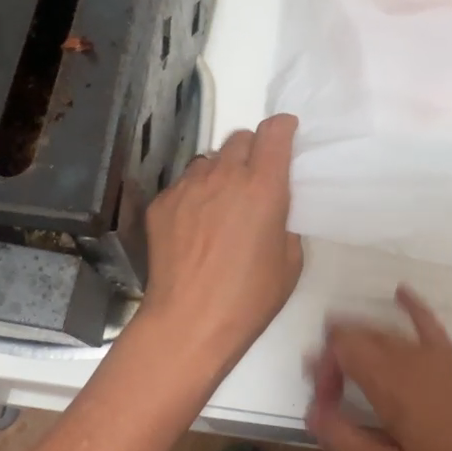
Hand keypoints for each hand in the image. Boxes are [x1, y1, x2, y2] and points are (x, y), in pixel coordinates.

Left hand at [138, 114, 302, 365]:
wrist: (189, 322)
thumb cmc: (250, 297)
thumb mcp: (290, 261)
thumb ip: (286, 221)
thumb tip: (274, 210)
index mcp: (263, 186)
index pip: (274, 131)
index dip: (283, 128)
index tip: (287, 135)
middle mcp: (224, 176)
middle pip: (239, 138)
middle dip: (252, 149)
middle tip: (256, 177)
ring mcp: (187, 188)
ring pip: (208, 160)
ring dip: (221, 171)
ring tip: (223, 202)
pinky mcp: (161, 204)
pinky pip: (184, 185)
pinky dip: (195, 194)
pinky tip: (197, 226)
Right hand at [306, 287, 451, 450]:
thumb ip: (342, 440)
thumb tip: (312, 409)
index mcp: (390, 382)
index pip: (340, 347)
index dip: (323, 368)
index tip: (326, 406)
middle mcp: (410, 357)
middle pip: (358, 334)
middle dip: (336, 357)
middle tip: (334, 398)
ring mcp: (435, 354)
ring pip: (384, 329)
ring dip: (360, 339)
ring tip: (347, 367)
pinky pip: (427, 321)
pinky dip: (410, 305)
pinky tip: (400, 292)